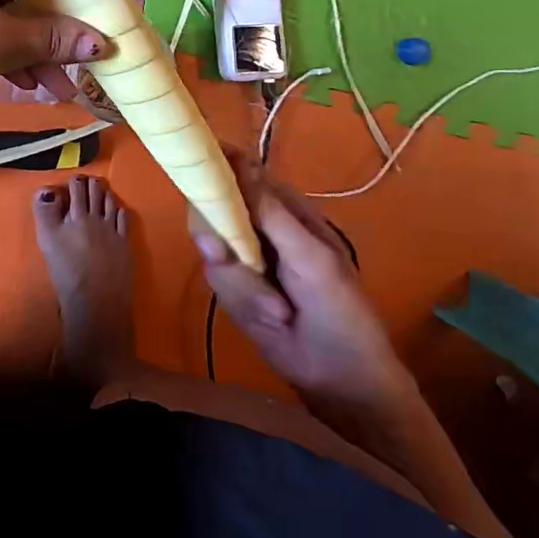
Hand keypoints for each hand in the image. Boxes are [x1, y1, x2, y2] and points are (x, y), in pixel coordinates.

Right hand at [196, 149, 411, 406]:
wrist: (341, 378)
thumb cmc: (340, 309)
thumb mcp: (310, 256)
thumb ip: (270, 211)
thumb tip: (236, 159)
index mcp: (284, 208)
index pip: (241, 173)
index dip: (217, 168)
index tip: (197, 175)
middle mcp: (257, 225)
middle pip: (213, 210)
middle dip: (222, 240)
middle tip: (227, 258)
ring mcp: (243, 257)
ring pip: (212, 249)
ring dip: (242, 283)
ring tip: (277, 309)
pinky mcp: (232, 287)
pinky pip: (216, 280)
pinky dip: (239, 301)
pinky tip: (269, 318)